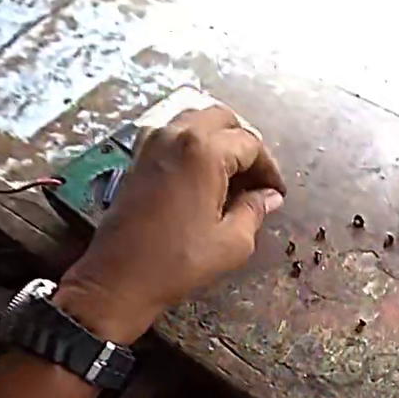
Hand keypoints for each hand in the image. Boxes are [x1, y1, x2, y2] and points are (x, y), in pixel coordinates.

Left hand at [54, 104, 285, 343]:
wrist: (122, 276)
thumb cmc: (180, 262)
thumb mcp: (233, 242)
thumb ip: (255, 211)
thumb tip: (269, 197)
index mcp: (204, 151)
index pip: (250, 144)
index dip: (269, 168)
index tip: (276, 193)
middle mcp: (177, 135)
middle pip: (223, 120)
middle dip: (246, 147)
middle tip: (257, 181)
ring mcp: (153, 142)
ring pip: (197, 121)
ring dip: (220, 142)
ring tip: (233, 179)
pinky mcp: (139, 156)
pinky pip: (175, 135)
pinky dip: (196, 147)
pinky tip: (205, 178)